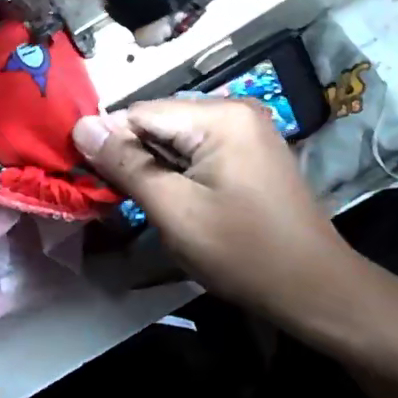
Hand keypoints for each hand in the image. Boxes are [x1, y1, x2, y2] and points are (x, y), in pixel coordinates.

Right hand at [72, 98, 358, 319]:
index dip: (110, 141)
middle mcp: (236, 110)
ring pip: (178, 138)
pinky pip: (200, 150)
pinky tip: (172, 200)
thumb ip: (127, 165)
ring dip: (154, 166)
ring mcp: (248, 130)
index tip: (87, 177)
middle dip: (133, 155)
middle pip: (161, 122)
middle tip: (111, 196)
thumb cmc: (243, 252)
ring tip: (140, 202)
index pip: (143, 112)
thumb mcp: (176, 211)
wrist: (314, 287)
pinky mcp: (251, 152)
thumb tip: (82, 126)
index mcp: (221, 115)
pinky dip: (179, 171)